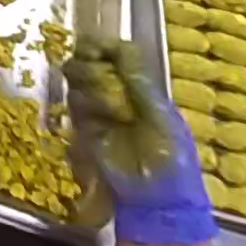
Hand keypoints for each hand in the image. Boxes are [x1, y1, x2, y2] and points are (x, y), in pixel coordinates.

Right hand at [65, 40, 216, 245]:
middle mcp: (117, 91)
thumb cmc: (170, 157)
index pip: (118, 54)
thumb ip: (139, 84)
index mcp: (141, 87)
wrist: (157, 200)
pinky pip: (75, 101)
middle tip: (90, 61)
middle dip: (90, 58)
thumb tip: (121, 48)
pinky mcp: (84, 125)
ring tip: (107, 100)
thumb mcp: (162, 117)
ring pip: (79, 78)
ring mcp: (98, 107)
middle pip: (92, 60)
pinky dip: (83, 101)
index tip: (94, 45)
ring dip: (88, 80)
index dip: (105, 46)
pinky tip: (97, 113)